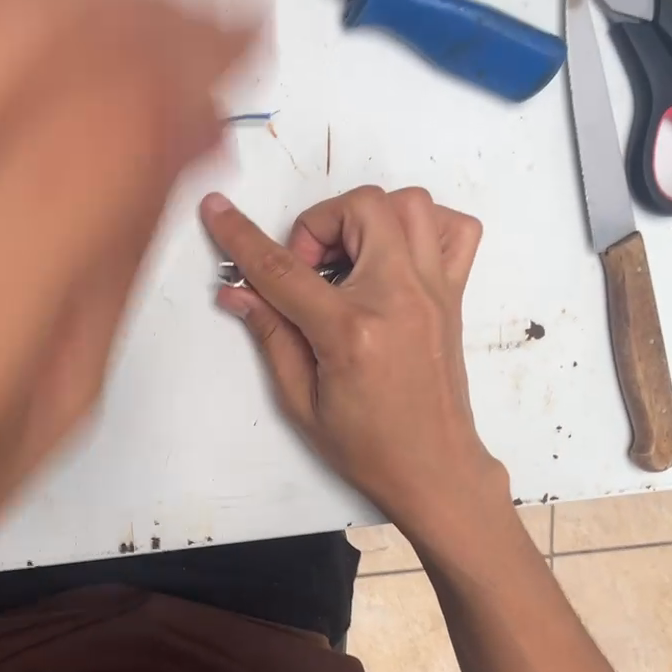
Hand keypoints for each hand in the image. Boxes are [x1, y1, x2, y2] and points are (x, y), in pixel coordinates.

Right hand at [200, 187, 510, 545]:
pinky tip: (391, 258)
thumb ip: (271, 337)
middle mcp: (399, 298)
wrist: (433, 468)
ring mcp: (434, 290)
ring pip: (408, 204)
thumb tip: (238, 294)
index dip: (241, 237)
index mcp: (351, 333)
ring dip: (365, 219)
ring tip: (346, 262)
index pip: (284, 271)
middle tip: (306, 273)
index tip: (217, 211)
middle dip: (317, 227)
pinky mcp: (454, 294)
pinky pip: (454, 227)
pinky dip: (420, 226)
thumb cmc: (367, 446)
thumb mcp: (301, 401)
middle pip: (358, 209)